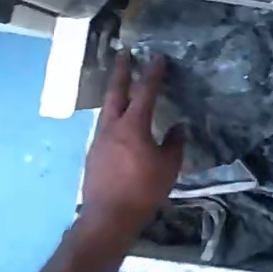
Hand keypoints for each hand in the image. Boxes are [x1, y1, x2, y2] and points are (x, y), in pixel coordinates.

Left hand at [78, 52, 185, 250]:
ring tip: (121, 85)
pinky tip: (119, 123)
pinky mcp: (94, 154)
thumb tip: (178, 127)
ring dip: (115, 93)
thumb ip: (174, 143)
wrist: (108, 217)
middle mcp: (112, 127)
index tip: (158, 57)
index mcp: (133, 126)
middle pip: (115, 92)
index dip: (153, 73)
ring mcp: (99, 140)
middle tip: (124, 54)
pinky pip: (105, 126)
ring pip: (107, 109)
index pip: (145, 92)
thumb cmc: (143, 190)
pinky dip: (113, 115)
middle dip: (121, 71)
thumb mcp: (169, 166)